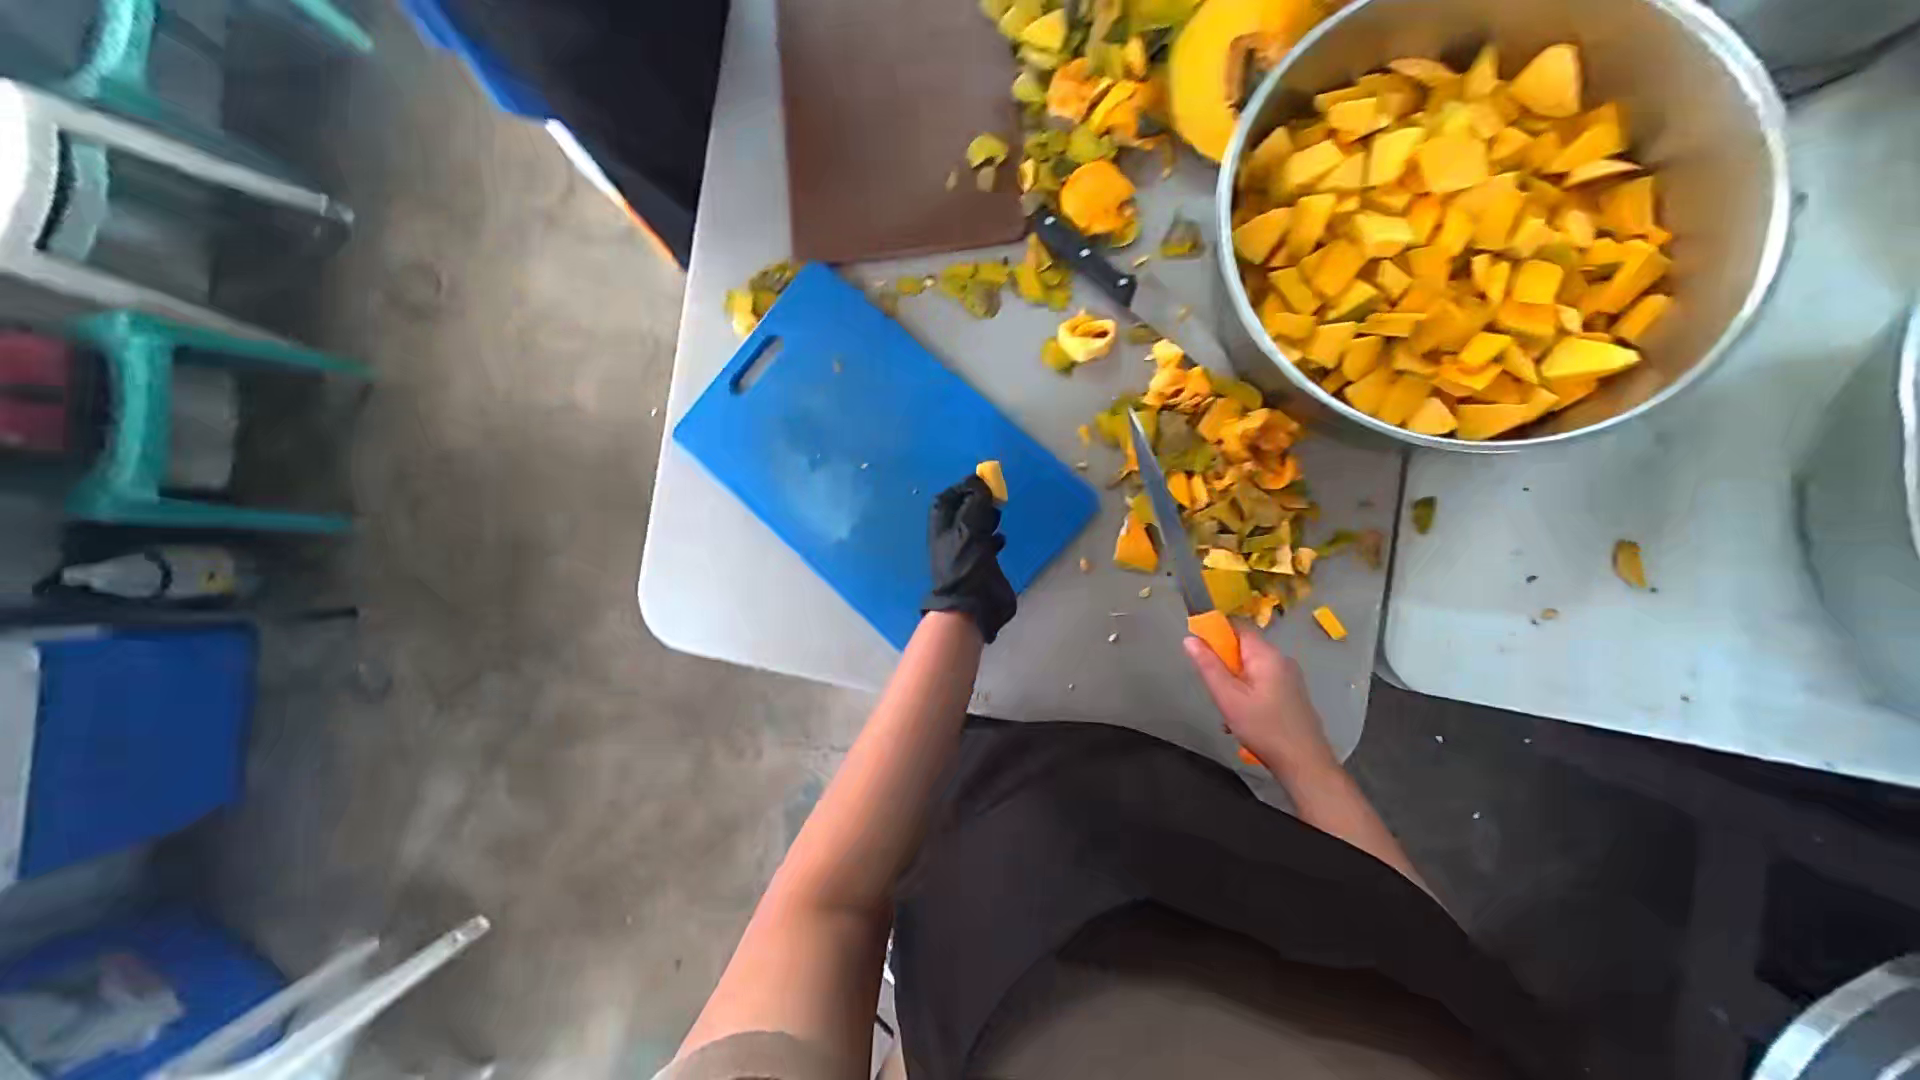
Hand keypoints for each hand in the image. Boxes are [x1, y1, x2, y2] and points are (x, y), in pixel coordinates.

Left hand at [922, 476, 1016, 642]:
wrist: (970, 603)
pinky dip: (994, 538)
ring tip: (997, 520)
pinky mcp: (977, 562)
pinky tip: (1001, 541)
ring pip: (976, 525)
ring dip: (988, 520)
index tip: (987, 483)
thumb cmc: (966, 561)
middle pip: (965, 508)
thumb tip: (981, 480)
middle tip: (995, 502)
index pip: (952, 493)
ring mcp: (963, 549)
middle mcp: (950, 532)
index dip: (968, 486)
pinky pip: (986, 543)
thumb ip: (976, 500)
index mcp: (942, 521)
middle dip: (981, 503)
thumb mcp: (970, 525)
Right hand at [1185, 624, 1335, 780]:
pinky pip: (1263, 682)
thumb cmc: (1263, 727)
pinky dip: (1248, 691)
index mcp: (1266, 655)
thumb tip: (1190, 638)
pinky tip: (1242, 717)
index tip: (1199, 647)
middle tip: (1213, 686)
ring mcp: (1290, 677)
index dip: (1216, 630)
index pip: (1239, 625)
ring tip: (1227, 707)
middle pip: (1244, 647)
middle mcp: (1281, 660)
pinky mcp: (1292, 693)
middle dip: (1224, 662)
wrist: (1304, 763)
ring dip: (1234, 681)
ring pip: (1252, 667)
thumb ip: (1208, 665)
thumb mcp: (1227, 697)